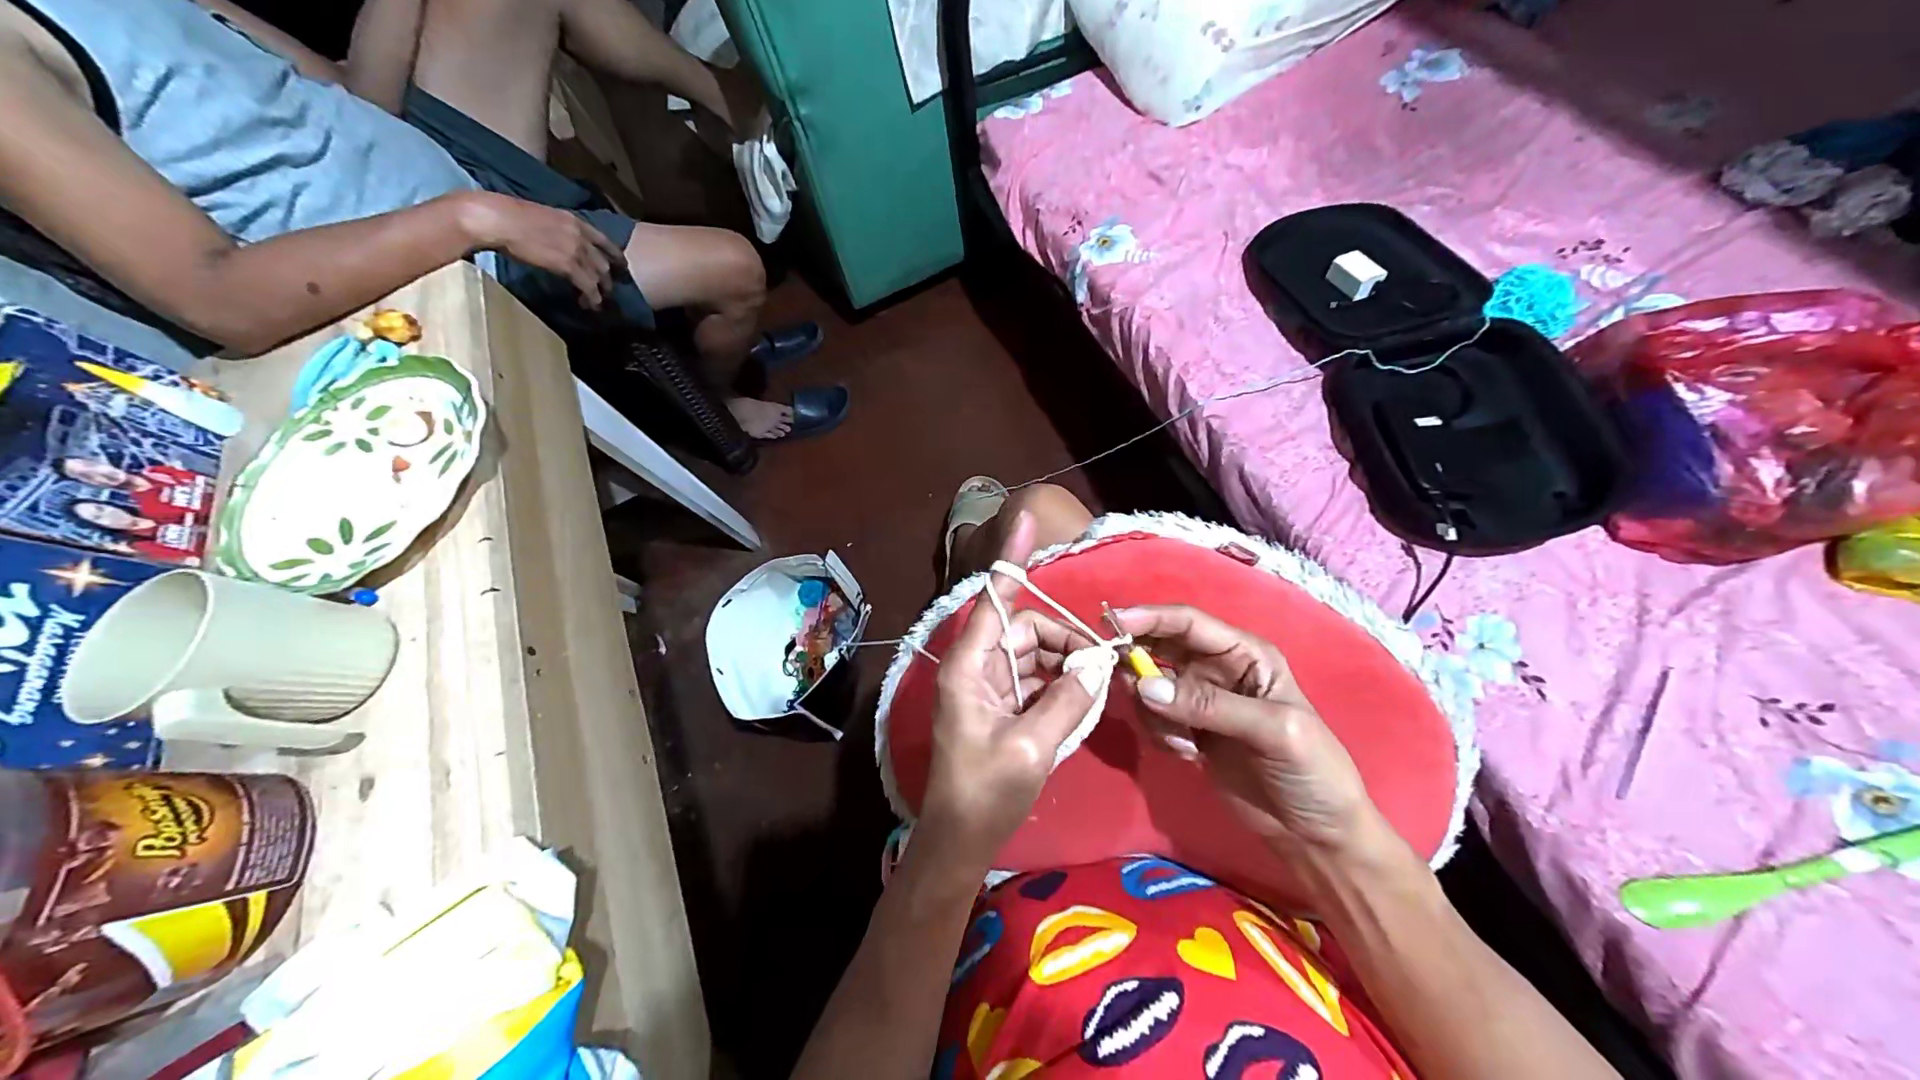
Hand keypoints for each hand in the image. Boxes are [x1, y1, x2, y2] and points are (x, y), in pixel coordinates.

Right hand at [455, 192, 626, 308]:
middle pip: (603, 261)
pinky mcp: (569, 266)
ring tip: (598, 302)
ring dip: (600, 291)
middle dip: (607, 278)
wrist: (497, 219)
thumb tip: (556, 241)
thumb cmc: (507, 215)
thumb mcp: (542, 218)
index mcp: (573, 220)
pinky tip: (589, 305)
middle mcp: (580, 235)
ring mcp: (576, 251)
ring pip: (599, 276)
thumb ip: (556, 230)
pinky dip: (592, 298)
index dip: (615, 255)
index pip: (603, 240)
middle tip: (607, 290)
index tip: (622, 265)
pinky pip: (589, 286)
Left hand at [917, 513, 1095, 869]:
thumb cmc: (985, 792)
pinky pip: (1035, 678)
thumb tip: (1096, 666)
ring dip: (1065, 664)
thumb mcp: (1030, 747)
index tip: (1027, 519)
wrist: (960, 840)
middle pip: (1025, 628)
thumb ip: (1067, 701)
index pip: (993, 600)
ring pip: (1034, 654)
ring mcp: (988, 687)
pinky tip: (1081, 700)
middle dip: (1064, 640)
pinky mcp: (1001, 706)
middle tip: (1101, 668)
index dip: (1012, 560)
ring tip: (1095, 688)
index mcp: (970, 666)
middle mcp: (976, 667)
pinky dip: (1059, 684)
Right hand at [1111, 605, 1395, 867]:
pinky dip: (1159, 733)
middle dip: (1136, 658)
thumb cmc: (1312, 771)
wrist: (1317, 836)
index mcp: (1245, 654)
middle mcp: (1218, 668)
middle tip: (1114, 676)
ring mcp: (1200, 700)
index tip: (1111, 624)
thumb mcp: (1273, 731)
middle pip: (1160, 646)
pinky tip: (1190, 755)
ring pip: (1150, 685)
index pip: (1188, 622)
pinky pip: (1153, 718)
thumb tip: (1144, 686)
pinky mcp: (1188, 730)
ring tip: (1184, 743)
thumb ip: (1209, 705)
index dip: (1149, 618)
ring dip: (1153, 711)